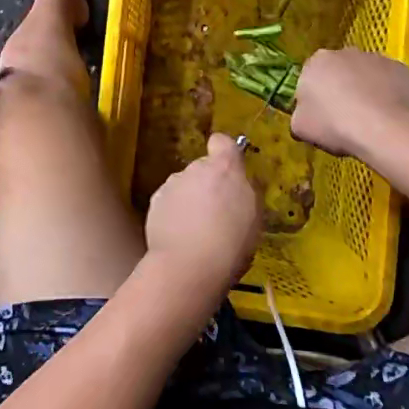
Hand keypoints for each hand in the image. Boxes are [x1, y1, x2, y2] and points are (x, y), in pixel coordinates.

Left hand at [144, 134, 263, 293]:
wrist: (187, 266)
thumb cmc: (231, 244)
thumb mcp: (254, 219)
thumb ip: (248, 193)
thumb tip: (244, 182)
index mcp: (225, 168)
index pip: (223, 141)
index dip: (225, 152)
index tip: (228, 170)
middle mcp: (195, 168)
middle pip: (203, 168)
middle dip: (208, 184)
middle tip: (215, 213)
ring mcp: (172, 183)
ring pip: (184, 186)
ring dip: (189, 199)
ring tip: (195, 230)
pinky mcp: (154, 201)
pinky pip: (168, 202)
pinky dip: (173, 213)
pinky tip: (178, 236)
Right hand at [290, 48, 408, 157]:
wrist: (384, 130)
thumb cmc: (334, 125)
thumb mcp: (300, 126)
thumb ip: (300, 114)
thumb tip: (306, 114)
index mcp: (317, 61)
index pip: (311, 76)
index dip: (315, 97)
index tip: (321, 116)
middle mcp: (347, 52)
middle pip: (341, 72)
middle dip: (342, 89)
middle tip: (345, 117)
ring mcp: (378, 58)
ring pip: (368, 75)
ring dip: (367, 90)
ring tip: (371, 119)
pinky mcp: (403, 70)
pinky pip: (392, 83)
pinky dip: (390, 95)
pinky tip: (390, 116)